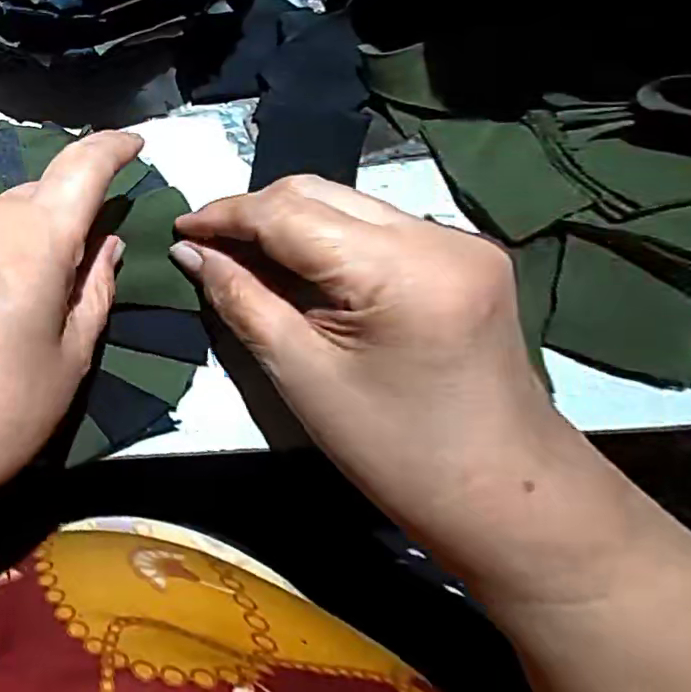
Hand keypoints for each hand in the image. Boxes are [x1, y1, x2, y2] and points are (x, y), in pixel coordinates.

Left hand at [0, 131, 142, 554]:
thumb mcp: (70, 355)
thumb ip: (96, 287)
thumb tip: (106, 244)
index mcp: (34, 239)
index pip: (82, 166)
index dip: (113, 147)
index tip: (135, 145)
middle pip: (42, 190)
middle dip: (71, 209)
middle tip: (83, 258)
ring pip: (6, 210)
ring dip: (31, 229)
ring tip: (34, 286)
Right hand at [170, 176, 616, 600]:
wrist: (510, 500)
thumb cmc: (396, 451)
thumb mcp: (301, 374)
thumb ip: (240, 298)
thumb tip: (190, 251)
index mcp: (403, 270)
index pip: (290, 212)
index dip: (226, 214)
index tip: (181, 226)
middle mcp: (437, 236)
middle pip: (318, 191)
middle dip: (253, 211)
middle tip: (207, 241)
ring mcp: (458, 240)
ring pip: (344, 201)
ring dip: (287, 220)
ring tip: (243, 251)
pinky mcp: (463, 253)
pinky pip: (372, 223)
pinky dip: (323, 235)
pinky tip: (297, 263)